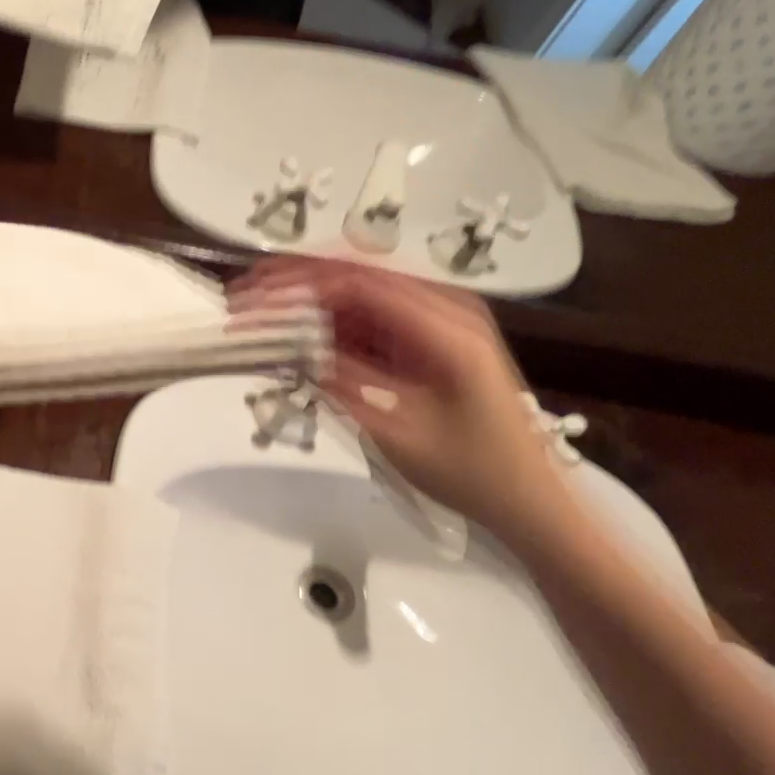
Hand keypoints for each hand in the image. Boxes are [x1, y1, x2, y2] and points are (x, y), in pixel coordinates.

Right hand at [231, 258, 565, 542]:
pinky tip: (295, 332)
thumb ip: (343, 381)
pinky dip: (330, 320)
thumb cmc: (471, 472)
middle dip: (296, 280)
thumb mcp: (398, 432)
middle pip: (358, 274)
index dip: (300, 284)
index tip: (254, 297)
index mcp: (447, 329)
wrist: (529, 500)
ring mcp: (439, 321)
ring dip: (308, 298)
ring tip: (259, 310)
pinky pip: (370, 315)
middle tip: (245, 295)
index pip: (361, 283)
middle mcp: (446, 309)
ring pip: (359, 290)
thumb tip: (288, 346)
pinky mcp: (428, 338)